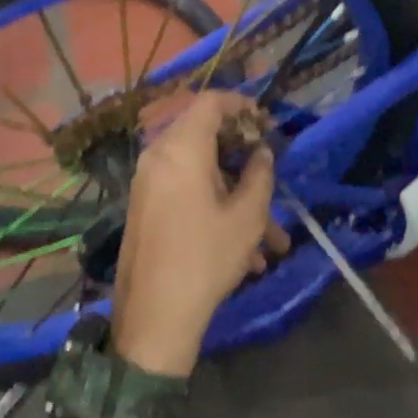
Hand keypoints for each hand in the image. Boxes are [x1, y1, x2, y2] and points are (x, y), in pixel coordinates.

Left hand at [111, 92, 288, 377]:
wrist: (154, 315)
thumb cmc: (206, 258)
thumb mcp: (247, 217)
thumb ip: (260, 175)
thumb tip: (262, 153)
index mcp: (181, 149)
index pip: (211, 102)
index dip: (242, 104)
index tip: (267, 122)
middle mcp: (158, 158)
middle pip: (206, 138)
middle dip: (245, 159)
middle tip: (272, 175)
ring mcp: (147, 184)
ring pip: (201, 175)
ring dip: (237, 197)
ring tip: (272, 239)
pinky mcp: (145, 209)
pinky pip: (186, 195)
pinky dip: (215, 210)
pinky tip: (246, 255)